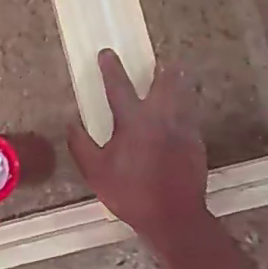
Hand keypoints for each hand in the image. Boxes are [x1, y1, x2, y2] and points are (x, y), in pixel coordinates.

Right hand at [67, 50, 210, 236]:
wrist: (174, 215)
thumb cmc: (131, 194)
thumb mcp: (96, 173)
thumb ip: (81, 145)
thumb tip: (70, 124)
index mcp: (133, 121)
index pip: (119, 86)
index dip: (111, 68)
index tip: (106, 53)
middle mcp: (160, 117)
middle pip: (164, 83)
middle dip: (162, 69)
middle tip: (161, 62)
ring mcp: (182, 128)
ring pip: (183, 96)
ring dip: (178, 84)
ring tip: (176, 75)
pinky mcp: (196, 142)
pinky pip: (190, 117)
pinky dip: (185, 109)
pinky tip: (182, 115)